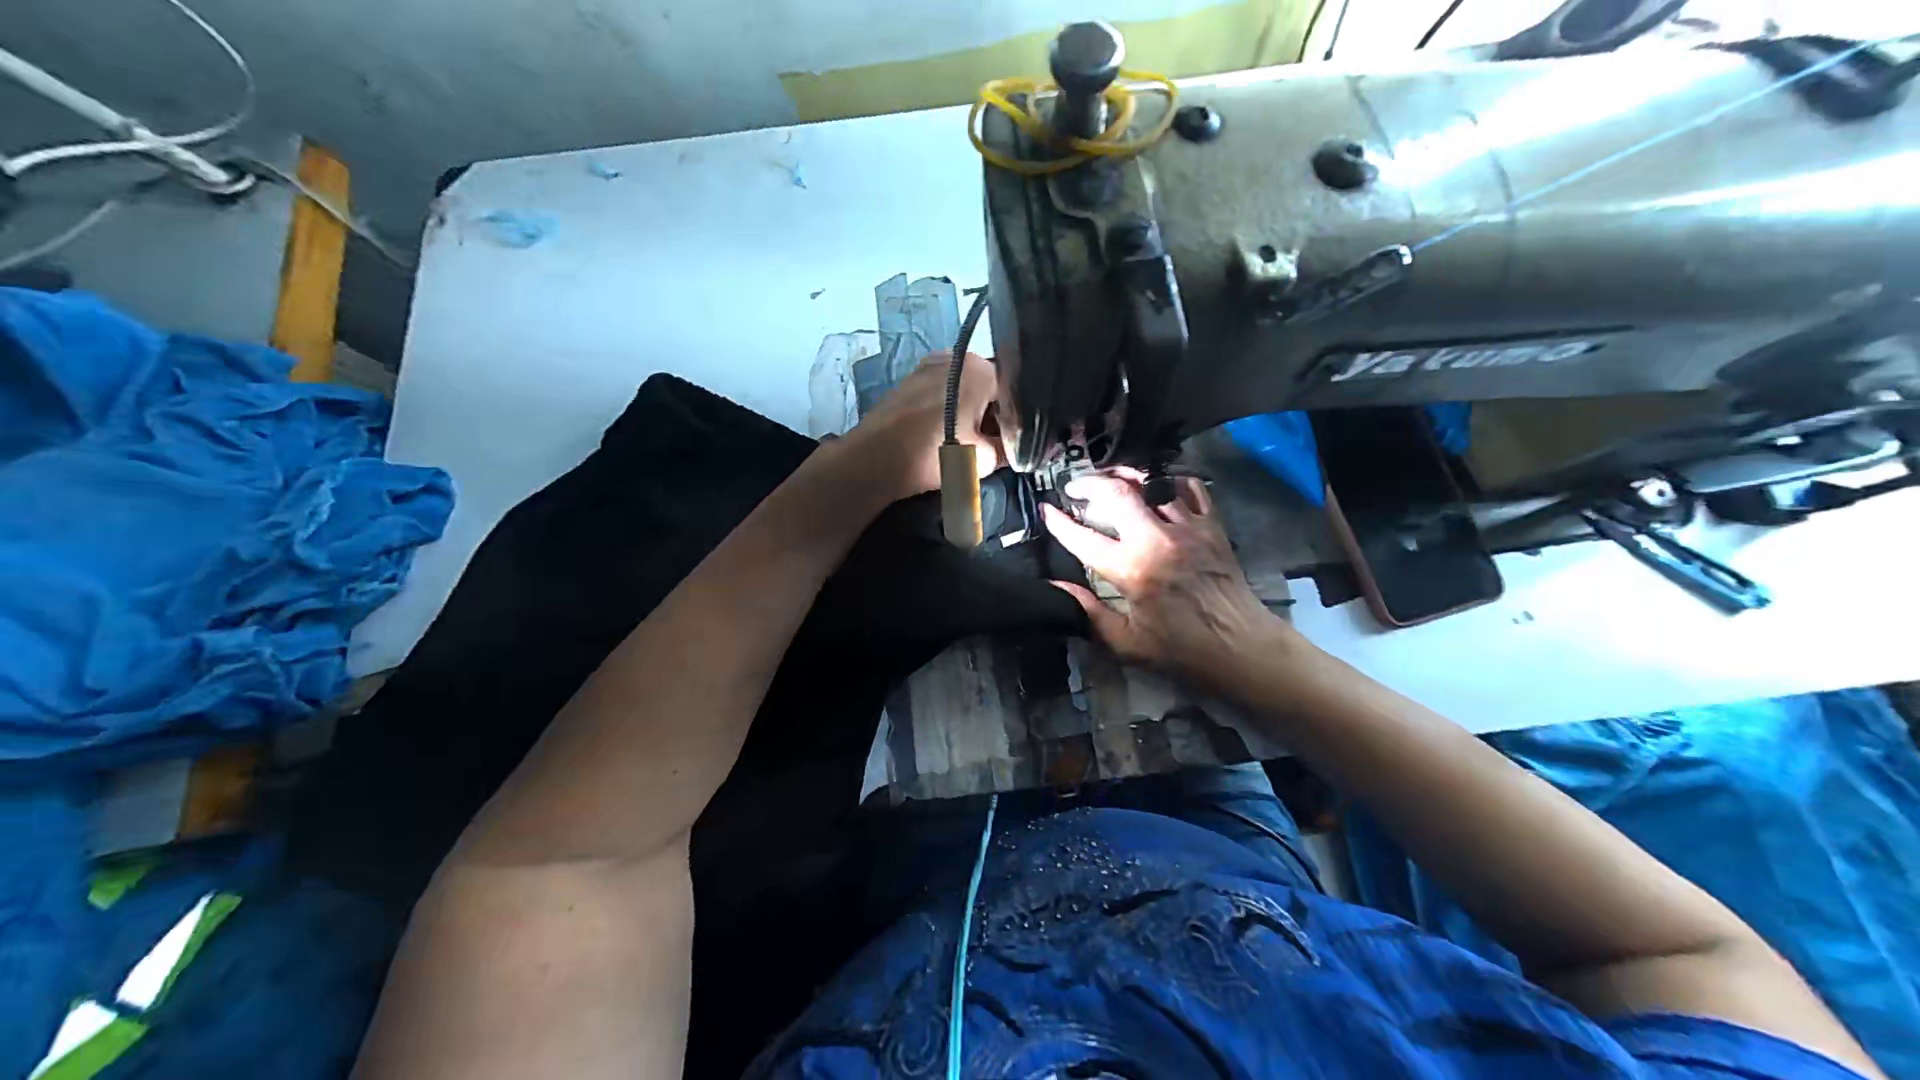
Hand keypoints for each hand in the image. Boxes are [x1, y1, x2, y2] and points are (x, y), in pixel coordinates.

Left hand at [836, 352, 1001, 502]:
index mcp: (981, 368)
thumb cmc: (935, 452)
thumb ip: (1006, 449)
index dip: (1015, 420)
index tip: (1012, 443)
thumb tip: (1014, 447)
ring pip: (962, 390)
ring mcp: (928, 366)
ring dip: (969, 412)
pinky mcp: (909, 381)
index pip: (1013, 393)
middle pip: (987, 387)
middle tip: (991, 445)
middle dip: (992, 414)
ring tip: (966, 443)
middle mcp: (956, 357)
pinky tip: (943, 435)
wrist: (875, 457)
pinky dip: (947, 410)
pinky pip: (940, 393)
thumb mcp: (983, 459)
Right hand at [1041, 472, 1302, 694]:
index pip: (1084, 537)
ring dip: (1127, 477)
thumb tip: (1056, 588)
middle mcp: (1157, 540)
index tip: (1046, 511)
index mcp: (1132, 570)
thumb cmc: (1180, 650)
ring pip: (1153, 483)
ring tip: (1111, 479)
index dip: (1059, 522)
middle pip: (1117, 492)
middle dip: (1090, 483)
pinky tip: (1159, 486)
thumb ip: (1089, 613)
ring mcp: (1188, 528)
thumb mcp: (1126, 643)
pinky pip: (1191, 488)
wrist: (1241, 647)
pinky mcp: (1212, 526)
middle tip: (1075, 486)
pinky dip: (1172, 481)